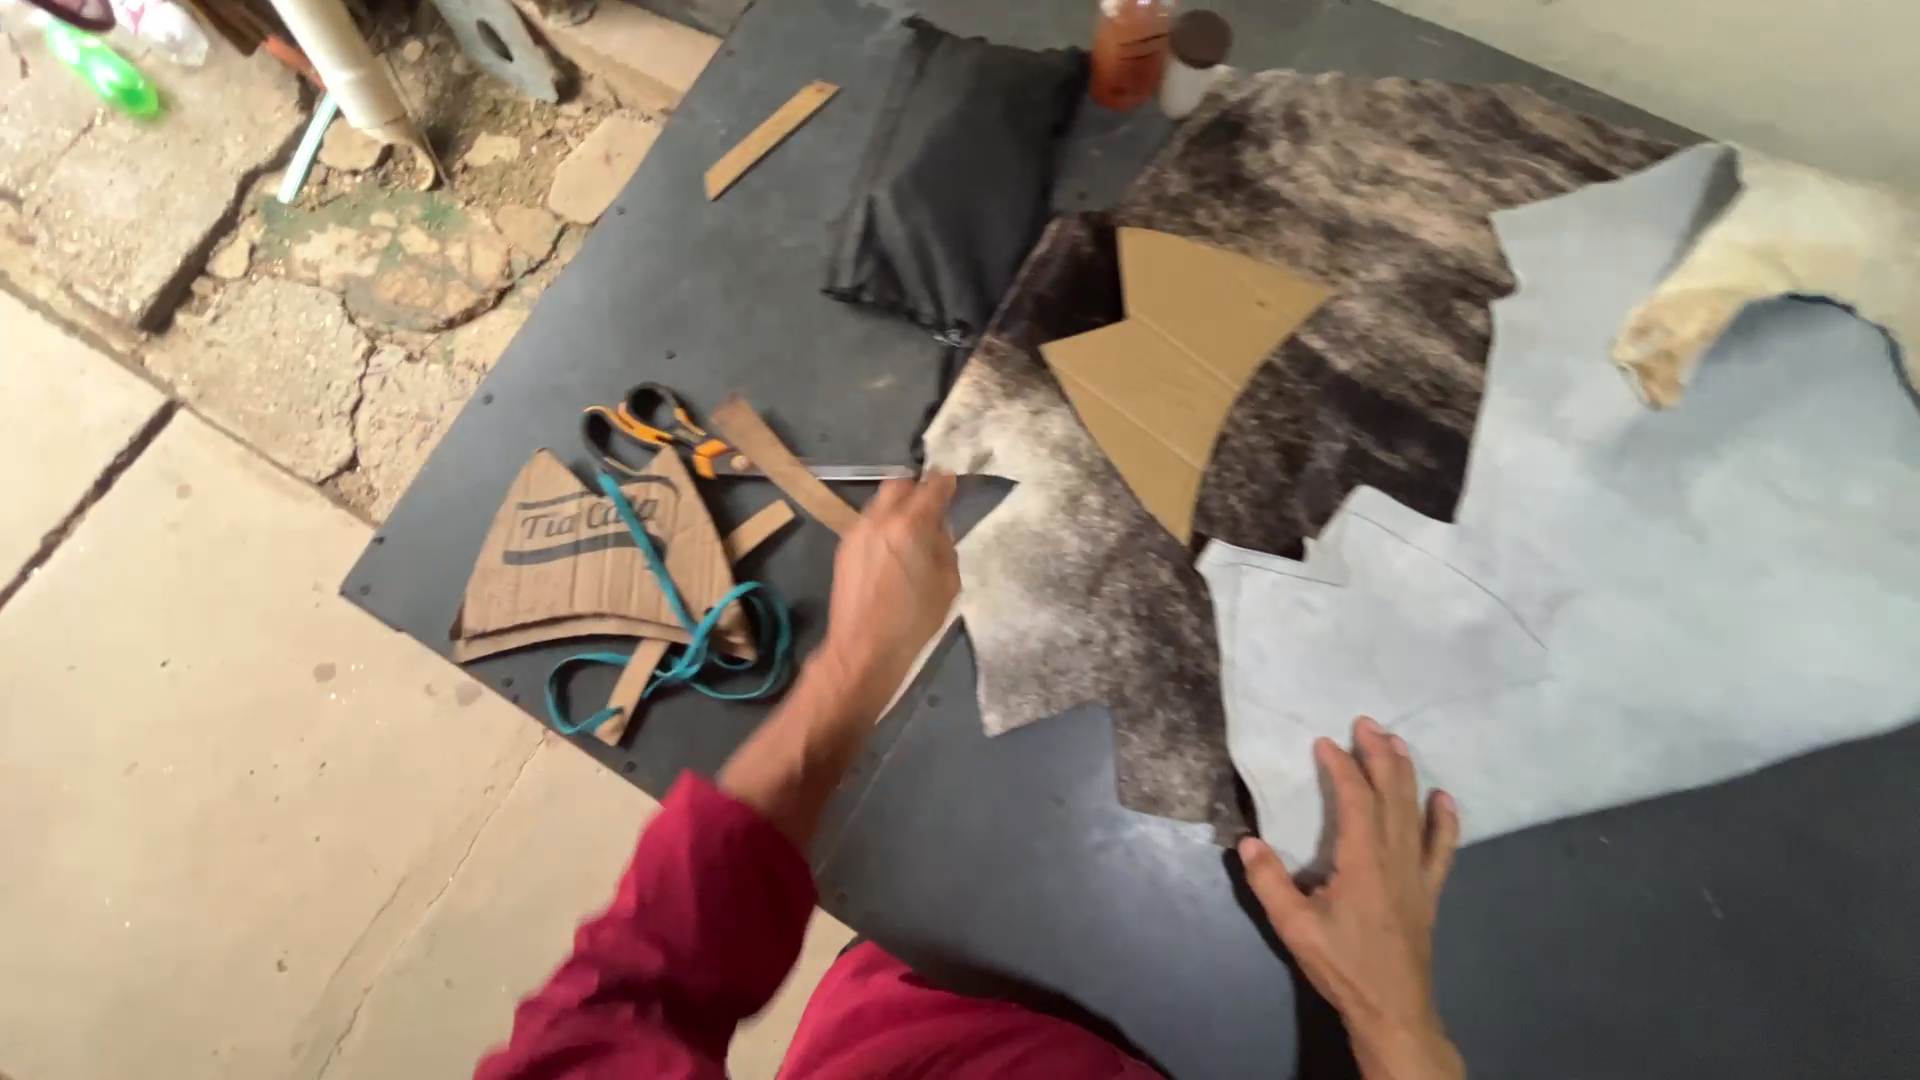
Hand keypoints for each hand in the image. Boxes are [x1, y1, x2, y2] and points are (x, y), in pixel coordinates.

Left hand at [820, 469, 959, 695]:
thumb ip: (944, 546)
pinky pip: (868, 522)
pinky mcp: (844, 547)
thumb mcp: (948, 583)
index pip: (932, 487)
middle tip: (932, 504)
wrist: (863, 648)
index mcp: (910, 526)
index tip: (953, 483)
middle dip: (917, 488)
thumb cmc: (913, 621)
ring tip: (911, 530)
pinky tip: (892, 548)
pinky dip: (883, 524)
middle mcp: (879, 520)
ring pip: (880, 502)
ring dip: (898, 507)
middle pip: (899, 484)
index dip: (945, 482)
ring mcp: (857, 531)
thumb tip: (937, 529)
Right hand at [1239, 717, 1463, 1079]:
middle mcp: (1395, 860)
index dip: (1342, 768)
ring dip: (1407, 776)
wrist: (1394, 1012)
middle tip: (1367, 723)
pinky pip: (1440, 848)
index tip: (1324, 742)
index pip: (1356, 801)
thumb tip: (1247, 841)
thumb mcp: (1294, 926)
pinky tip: (1443, 799)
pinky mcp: (1428, 892)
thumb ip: (1269, 881)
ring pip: (1414, 814)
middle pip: (1391, 797)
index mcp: (1363, 863)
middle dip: (1379, 757)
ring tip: (1398, 743)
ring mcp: (1417, 876)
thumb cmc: (1343, 966)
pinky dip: (1444, 822)